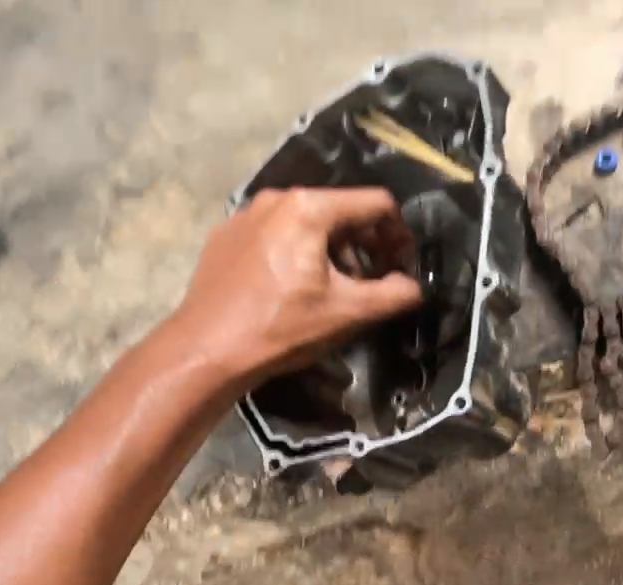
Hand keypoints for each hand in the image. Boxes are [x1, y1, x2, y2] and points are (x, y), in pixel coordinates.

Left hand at [166, 187, 422, 381]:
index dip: (400, 235)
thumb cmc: (283, 327)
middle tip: (374, 283)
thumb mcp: (350, 313)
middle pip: (341, 211)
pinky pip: (279, 235)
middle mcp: (276, 198)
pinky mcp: (228, 236)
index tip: (404, 267)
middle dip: (367, 246)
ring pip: (310, 224)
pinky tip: (297, 291)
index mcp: (308, 209)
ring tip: (337, 292)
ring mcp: (247, 215)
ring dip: (336, 253)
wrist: (209, 348)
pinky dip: (301, 255)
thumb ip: (395, 294)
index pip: (375, 204)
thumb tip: (414, 286)